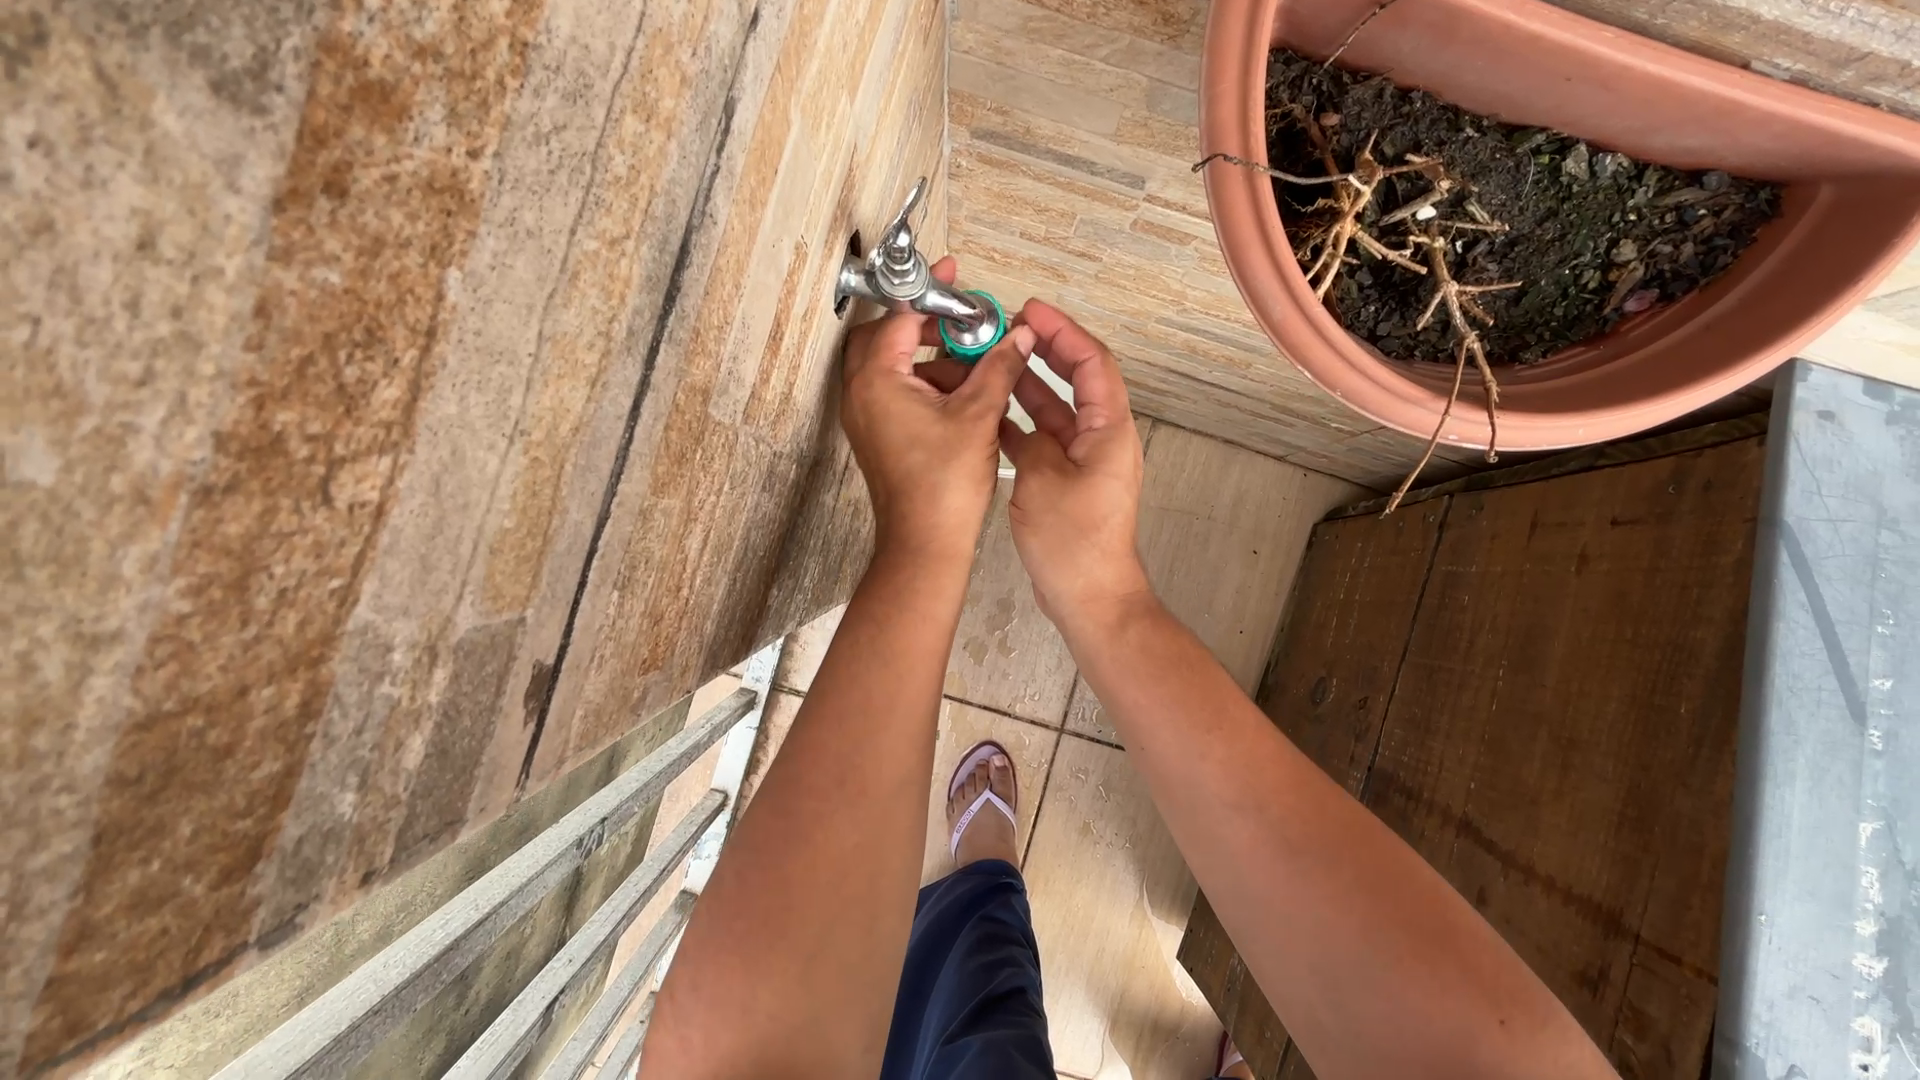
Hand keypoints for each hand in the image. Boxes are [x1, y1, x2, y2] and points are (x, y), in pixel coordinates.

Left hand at [841, 257, 1034, 560]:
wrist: (925, 542)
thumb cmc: (942, 488)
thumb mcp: (979, 414)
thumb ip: (999, 366)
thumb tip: (1017, 336)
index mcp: (877, 380)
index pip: (900, 316)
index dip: (933, 295)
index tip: (954, 278)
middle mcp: (862, 395)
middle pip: (891, 338)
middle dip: (931, 327)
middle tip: (967, 323)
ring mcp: (867, 417)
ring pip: (897, 367)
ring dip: (934, 359)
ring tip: (977, 364)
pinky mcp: (879, 436)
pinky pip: (899, 394)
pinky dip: (929, 386)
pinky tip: (967, 395)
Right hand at [999, 299, 1151, 626]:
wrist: (1089, 596)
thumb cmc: (1074, 542)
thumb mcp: (1042, 479)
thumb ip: (1030, 439)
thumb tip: (1018, 423)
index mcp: (1109, 430)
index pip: (1092, 362)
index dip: (1063, 331)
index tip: (1032, 309)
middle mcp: (1103, 440)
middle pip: (1078, 380)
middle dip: (1047, 351)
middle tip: (1012, 328)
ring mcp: (1086, 462)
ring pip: (1058, 410)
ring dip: (1030, 386)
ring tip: (995, 363)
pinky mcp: (1068, 483)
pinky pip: (1046, 440)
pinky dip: (1022, 424)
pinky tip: (993, 414)